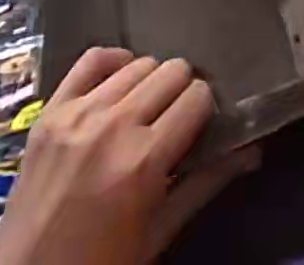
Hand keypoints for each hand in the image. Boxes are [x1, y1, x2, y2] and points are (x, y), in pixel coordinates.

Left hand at [0, 48, 257, 264]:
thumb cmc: (102, 263)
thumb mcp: (158, 232)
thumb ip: (206, 183)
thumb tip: (252, 151)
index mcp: (144, 161)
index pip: (197, 97)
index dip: (205, 109)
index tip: (201, 126)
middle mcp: (113, 126)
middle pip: (172, 71)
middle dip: (182, 91)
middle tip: (174, 120)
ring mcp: (77, 113)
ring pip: (139, 63)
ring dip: (151, 81)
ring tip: (145, 109)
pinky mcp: (50, 110)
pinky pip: (92, 59)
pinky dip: (114, 62)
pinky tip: (121, 81)